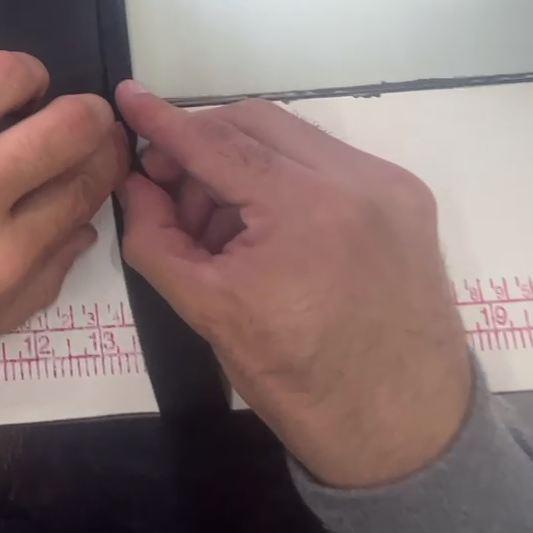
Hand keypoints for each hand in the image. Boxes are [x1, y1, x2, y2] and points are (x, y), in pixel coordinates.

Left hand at [0, 51, 128, 381]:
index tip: (105, 147)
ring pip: (4, 72)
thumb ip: (42, 279)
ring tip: (18, 92)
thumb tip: (85, 219)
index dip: (108, 157)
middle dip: (89, 115)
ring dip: (26, 79)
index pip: (85, 183)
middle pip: (66, 124)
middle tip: (76, 115)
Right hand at [113, 80, 470, 488]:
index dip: (163, 120)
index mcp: (309, 211)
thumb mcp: (204, 310)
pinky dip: (274, 176)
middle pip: (252, 123)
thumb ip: (153, 236)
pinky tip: (258, 226)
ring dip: (234, 162)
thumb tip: (133, 182)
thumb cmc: (299, 382)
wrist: (406, 437)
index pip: (217, 145)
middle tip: (165, 186)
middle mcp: (359, 180)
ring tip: (215, 224)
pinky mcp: (405, 197)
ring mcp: (390, 185)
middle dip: (198, 144)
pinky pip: (318, 159)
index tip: (126, 95)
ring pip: (285, 135)